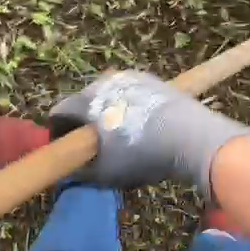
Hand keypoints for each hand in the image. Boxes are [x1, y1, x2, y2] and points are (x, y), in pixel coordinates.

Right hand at [49, 70, 249, 197]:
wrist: (190, 135)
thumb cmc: (141, 154)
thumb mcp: (105, 173)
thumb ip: (80, 172)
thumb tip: (69, 172)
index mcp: (85, 101)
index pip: (59, 112)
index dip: (59, 131)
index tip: (67, 149)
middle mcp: (102, 82)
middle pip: (82, 101)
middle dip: (83, 122)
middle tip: (95, 145)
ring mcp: (128, 77)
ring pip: (108, 95)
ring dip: (107, 112)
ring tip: (121, 136)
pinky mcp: (151, 79)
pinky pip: (129, 93)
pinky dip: (129, 107)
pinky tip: (142, 126)